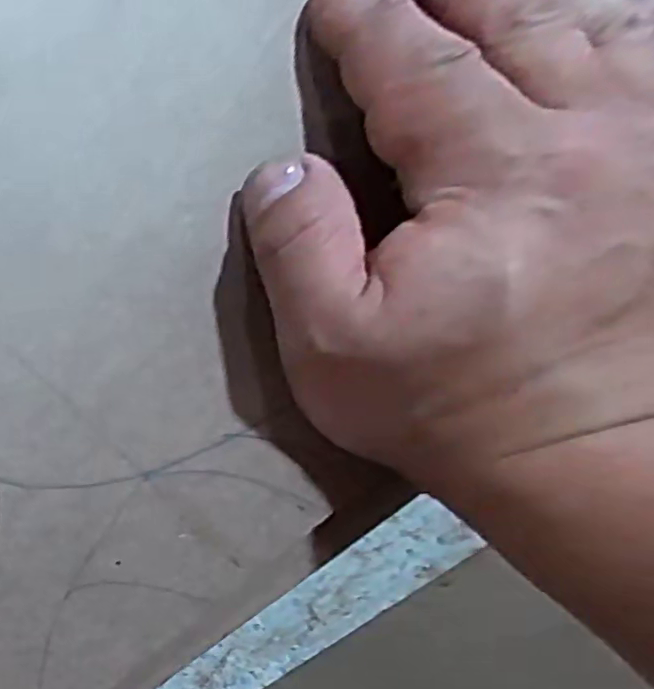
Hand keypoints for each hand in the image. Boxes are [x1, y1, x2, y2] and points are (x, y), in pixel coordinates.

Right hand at [243, 0, 653, 492]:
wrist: (575, 441)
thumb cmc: (430, 396)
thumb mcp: (326, 336)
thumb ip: (299, 245)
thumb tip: (278, 171)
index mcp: (497, 172)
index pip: (420, 72)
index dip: (370, 30)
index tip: (333, 3)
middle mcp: (598, 131)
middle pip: (520, 27)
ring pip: (602, 28)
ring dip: (529, 5)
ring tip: (476, 0)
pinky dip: (612, 31)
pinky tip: (583, 33)